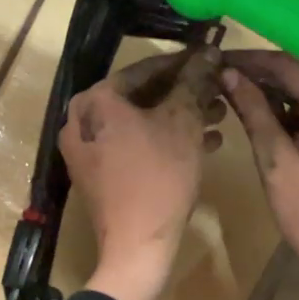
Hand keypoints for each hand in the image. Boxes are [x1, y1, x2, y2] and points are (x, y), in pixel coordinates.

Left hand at [61, 47, 226, 299]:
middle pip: (140, 97)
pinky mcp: (95, 176)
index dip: (185, 64)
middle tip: (217, 93)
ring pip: (138, 123)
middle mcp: (80, 120)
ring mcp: (84, 150)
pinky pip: (131, 146)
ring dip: (177, 119)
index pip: (146, 68)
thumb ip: (194, 82)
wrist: (136, 246)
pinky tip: (202, 145)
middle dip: (183, 95)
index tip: (213, 61)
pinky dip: (161, 142)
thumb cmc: (160, 177)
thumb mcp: (183, 123)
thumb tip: (208, 53)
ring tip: (217, 119)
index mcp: (96, 99)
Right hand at [221, 50, 298, 299]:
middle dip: (261, 75)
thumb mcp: (275, 160)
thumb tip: (228, 74)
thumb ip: (254, 112)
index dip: (250, 61)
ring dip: (275, 92)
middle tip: (220, 76)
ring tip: (235, 93)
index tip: (215, 60)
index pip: (288, 65)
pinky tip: (264, 115)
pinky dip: (292, 110)